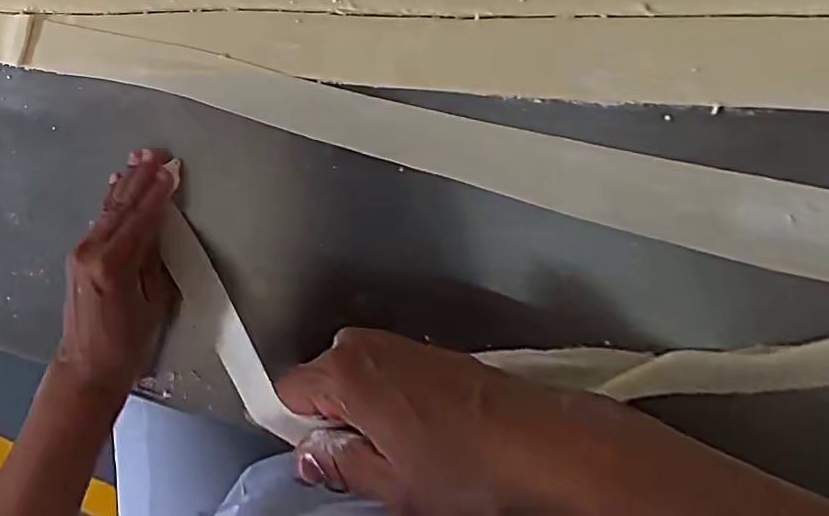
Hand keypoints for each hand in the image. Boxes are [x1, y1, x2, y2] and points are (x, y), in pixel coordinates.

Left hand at [52, 148, 180, 397]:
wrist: (85, 368)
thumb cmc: (126, 346)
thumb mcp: (153, 304)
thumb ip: (155, 260)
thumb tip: (159, 225)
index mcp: (114, 263)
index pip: (142, 217)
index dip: (158, 192)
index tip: (171, 170)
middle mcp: (92, 250)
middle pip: (122, 205)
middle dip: (141, 177)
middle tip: (155, 153)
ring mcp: (81, 250)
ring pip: (109, 208)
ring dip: (126, 183)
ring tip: (139, 159)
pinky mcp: (77, 254)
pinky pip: (100, 220)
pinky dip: (112, 201)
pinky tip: (116, 184)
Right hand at [276, 329, 828, 515]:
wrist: (541, 442)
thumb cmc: (469, 467)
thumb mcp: (394, 486)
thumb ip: (338, 464)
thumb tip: (310, 455)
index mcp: (342, 371)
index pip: (286, 389)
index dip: (297, 426)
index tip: (320, 452)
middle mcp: (360, 343)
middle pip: (319, 378)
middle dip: (334, 416)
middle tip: (370, 459)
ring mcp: (391, 341)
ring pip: (351, 375)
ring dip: (365, 409)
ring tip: (405, 448)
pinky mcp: (419, 346)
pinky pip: (381, 369)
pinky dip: (390, 398)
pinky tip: (425, 431)